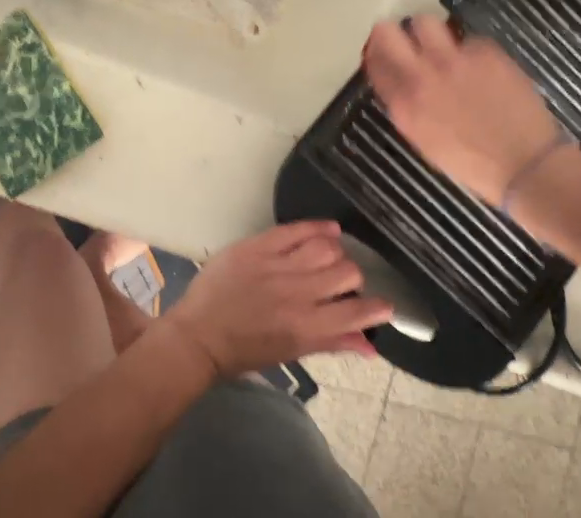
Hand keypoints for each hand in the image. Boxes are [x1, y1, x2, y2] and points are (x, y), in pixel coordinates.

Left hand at [164, 222, 393, 377]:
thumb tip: (371, 345)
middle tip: (344, 282)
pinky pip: (295, 229)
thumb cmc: (244, 351)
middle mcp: (295, 295)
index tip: (383, 305)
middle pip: (346, 272)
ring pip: (325, 247)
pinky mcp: (255, 247)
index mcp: (305, 328)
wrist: (197, 336)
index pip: (356, 312)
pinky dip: (317, 227)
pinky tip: (328, 230)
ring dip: (335, 252)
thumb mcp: (291, 353)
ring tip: (329, 257)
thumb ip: (333, 343)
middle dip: (353, 277)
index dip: (377, 308)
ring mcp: (274, 268)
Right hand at [364, 15, 572, 203]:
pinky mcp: (484, 51)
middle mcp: (421, 75)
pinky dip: (470, 50)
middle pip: (387, 31)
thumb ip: (407, 107)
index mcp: (403, 104)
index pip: (374, 62)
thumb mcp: (424, 140)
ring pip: (424, 22)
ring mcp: (453, 59)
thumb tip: (401, 83)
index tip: (384, 53)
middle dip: (393, 33)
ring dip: (428, 33)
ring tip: (442, 46)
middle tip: (406, 40)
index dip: (377, 54)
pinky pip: (467, 39)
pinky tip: (482, 68)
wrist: (525, 163)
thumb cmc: (472, 163)